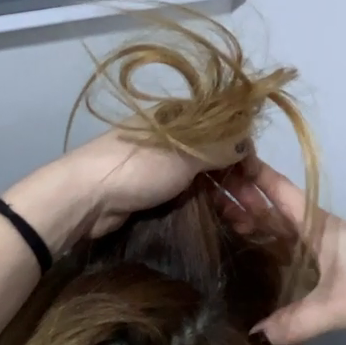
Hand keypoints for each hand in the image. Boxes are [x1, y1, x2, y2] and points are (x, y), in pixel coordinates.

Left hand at [4, 132, 245, 253]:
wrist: (85, 197)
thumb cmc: (136, 168)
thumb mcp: (185, 154)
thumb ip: (220, 147)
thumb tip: (249, 140)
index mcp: (181, 118)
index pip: (226, 132)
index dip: (246, 156)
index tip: (261, 185)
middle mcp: (175, 137)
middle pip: (218, 158)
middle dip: (240, 184)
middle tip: (257, 216)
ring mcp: (163, 165)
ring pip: (205, 180)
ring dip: (227, 200)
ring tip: (245, 227)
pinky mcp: (153, 191)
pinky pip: (190, 196)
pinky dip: (208, 208)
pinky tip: (224, 225)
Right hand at [217, 159, 345, 344]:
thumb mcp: (339, 306)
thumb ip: (294, 322)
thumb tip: (251, 340)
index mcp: (320, 226)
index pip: (276, 191)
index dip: (249, 172)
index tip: (217, 154)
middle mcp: (321, 232)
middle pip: (274, 210)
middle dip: (241, 198)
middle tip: (201, 189)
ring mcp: (329, 253)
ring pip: (282, 232)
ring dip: (254, 223)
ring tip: (217, 216)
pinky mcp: (336, 275)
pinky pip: (292, 255)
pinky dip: (270, 250)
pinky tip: (253, 256)